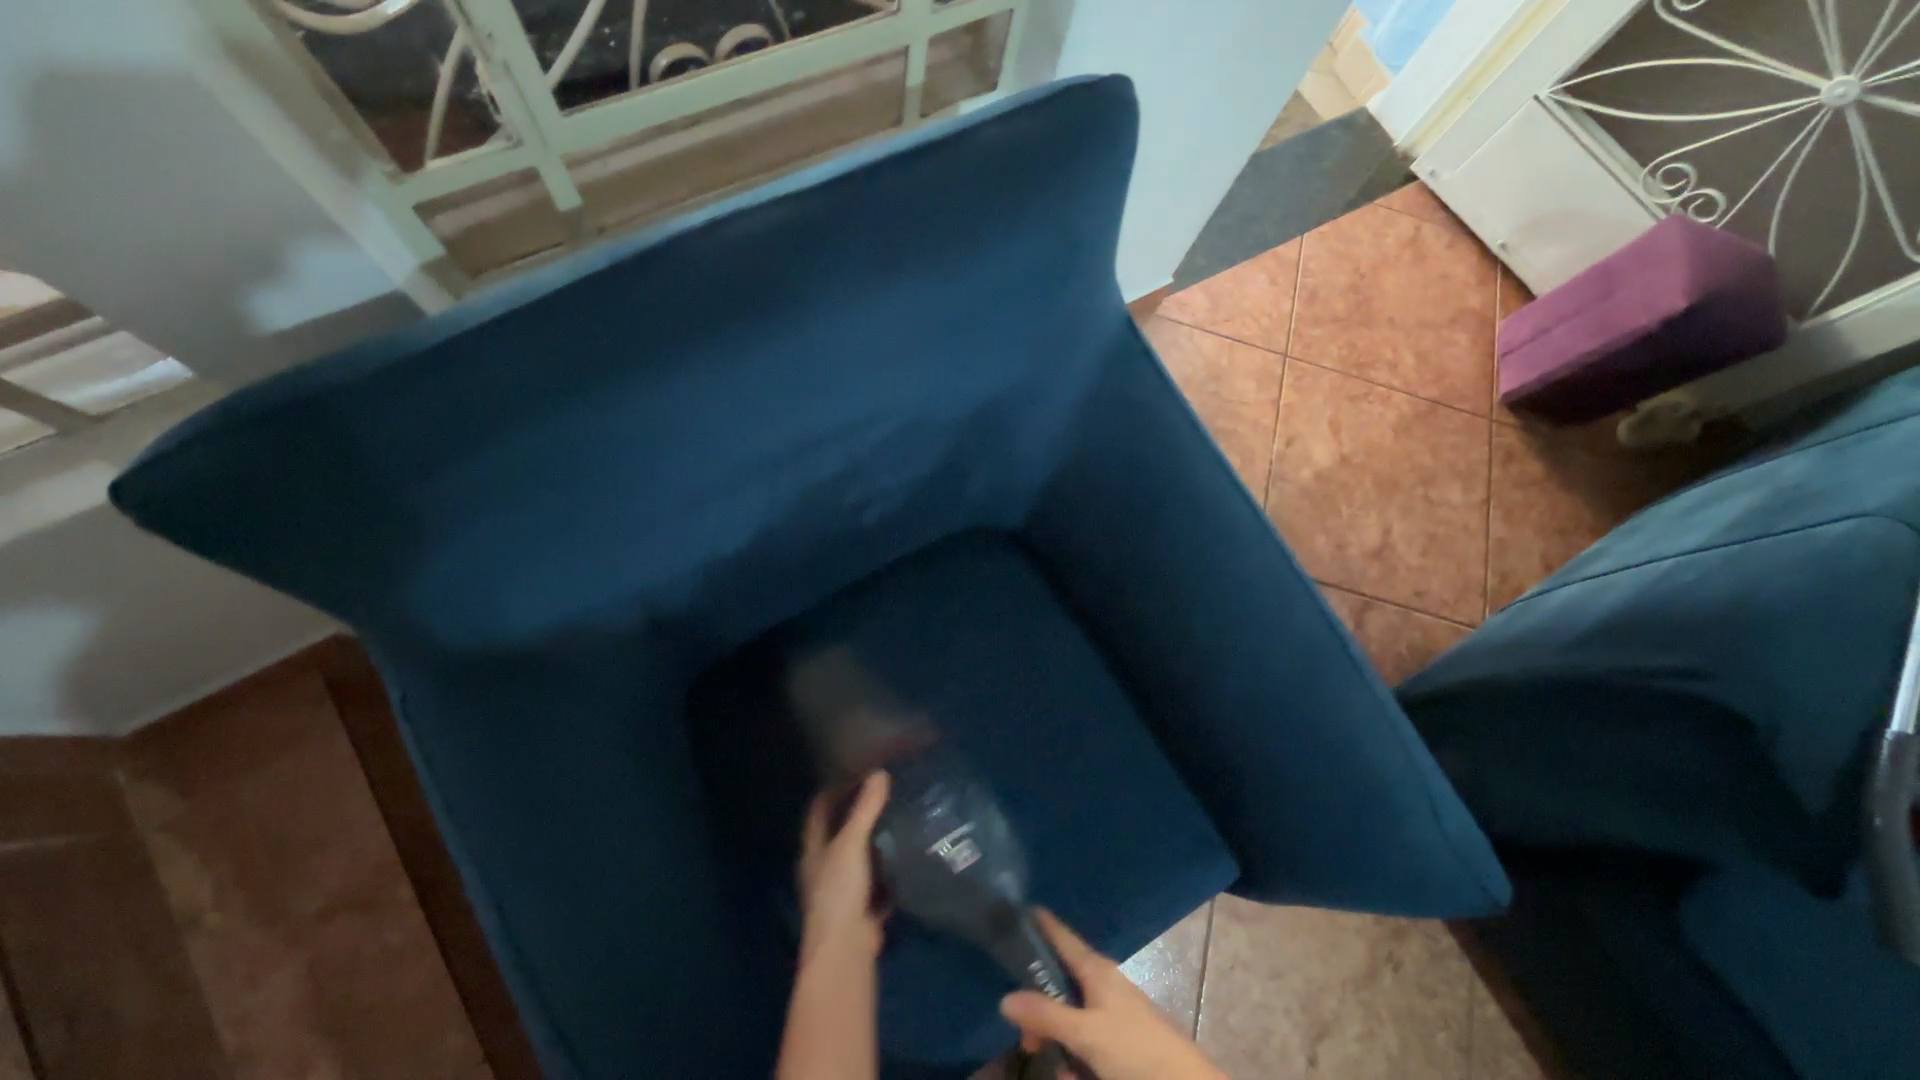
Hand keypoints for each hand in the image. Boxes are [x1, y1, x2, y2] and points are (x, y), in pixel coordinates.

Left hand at [796, 771, 891, 960]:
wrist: (846, 948)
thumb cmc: (839, 890)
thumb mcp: (851, 844)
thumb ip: (865, 809)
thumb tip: (880, 773)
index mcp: (813, 850)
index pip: (818, 811)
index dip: (831, 790)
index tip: (854, 770)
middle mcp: (824, 868)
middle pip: (839, 833)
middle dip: (858, 814)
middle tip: (884, 790)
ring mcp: (843, 890)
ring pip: (860, 857)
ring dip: (876, 840)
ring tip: (900, 816)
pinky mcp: (863, 908)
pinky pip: (879, 882)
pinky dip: (891, 870)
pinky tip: (909, 856)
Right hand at [1001, 910, 1228, 1079]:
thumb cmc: (1137, 1050)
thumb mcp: (1086, 1033)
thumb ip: (1046, 1016)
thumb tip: (1005, 998)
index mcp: (1097, 971)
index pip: (1063, 938)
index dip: (1041, 924)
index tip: (1019, 910)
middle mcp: (1102, 986)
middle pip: (1058, 987)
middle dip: (1040, 1016)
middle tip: (1028, 1043)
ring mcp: (1111, 1014)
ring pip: (1069, 1022)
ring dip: (1059, 1047)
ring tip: (1063, 1074)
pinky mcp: (1119, 1042)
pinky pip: (1085, 1045)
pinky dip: (1077, 1063)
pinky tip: (1078, 1079)